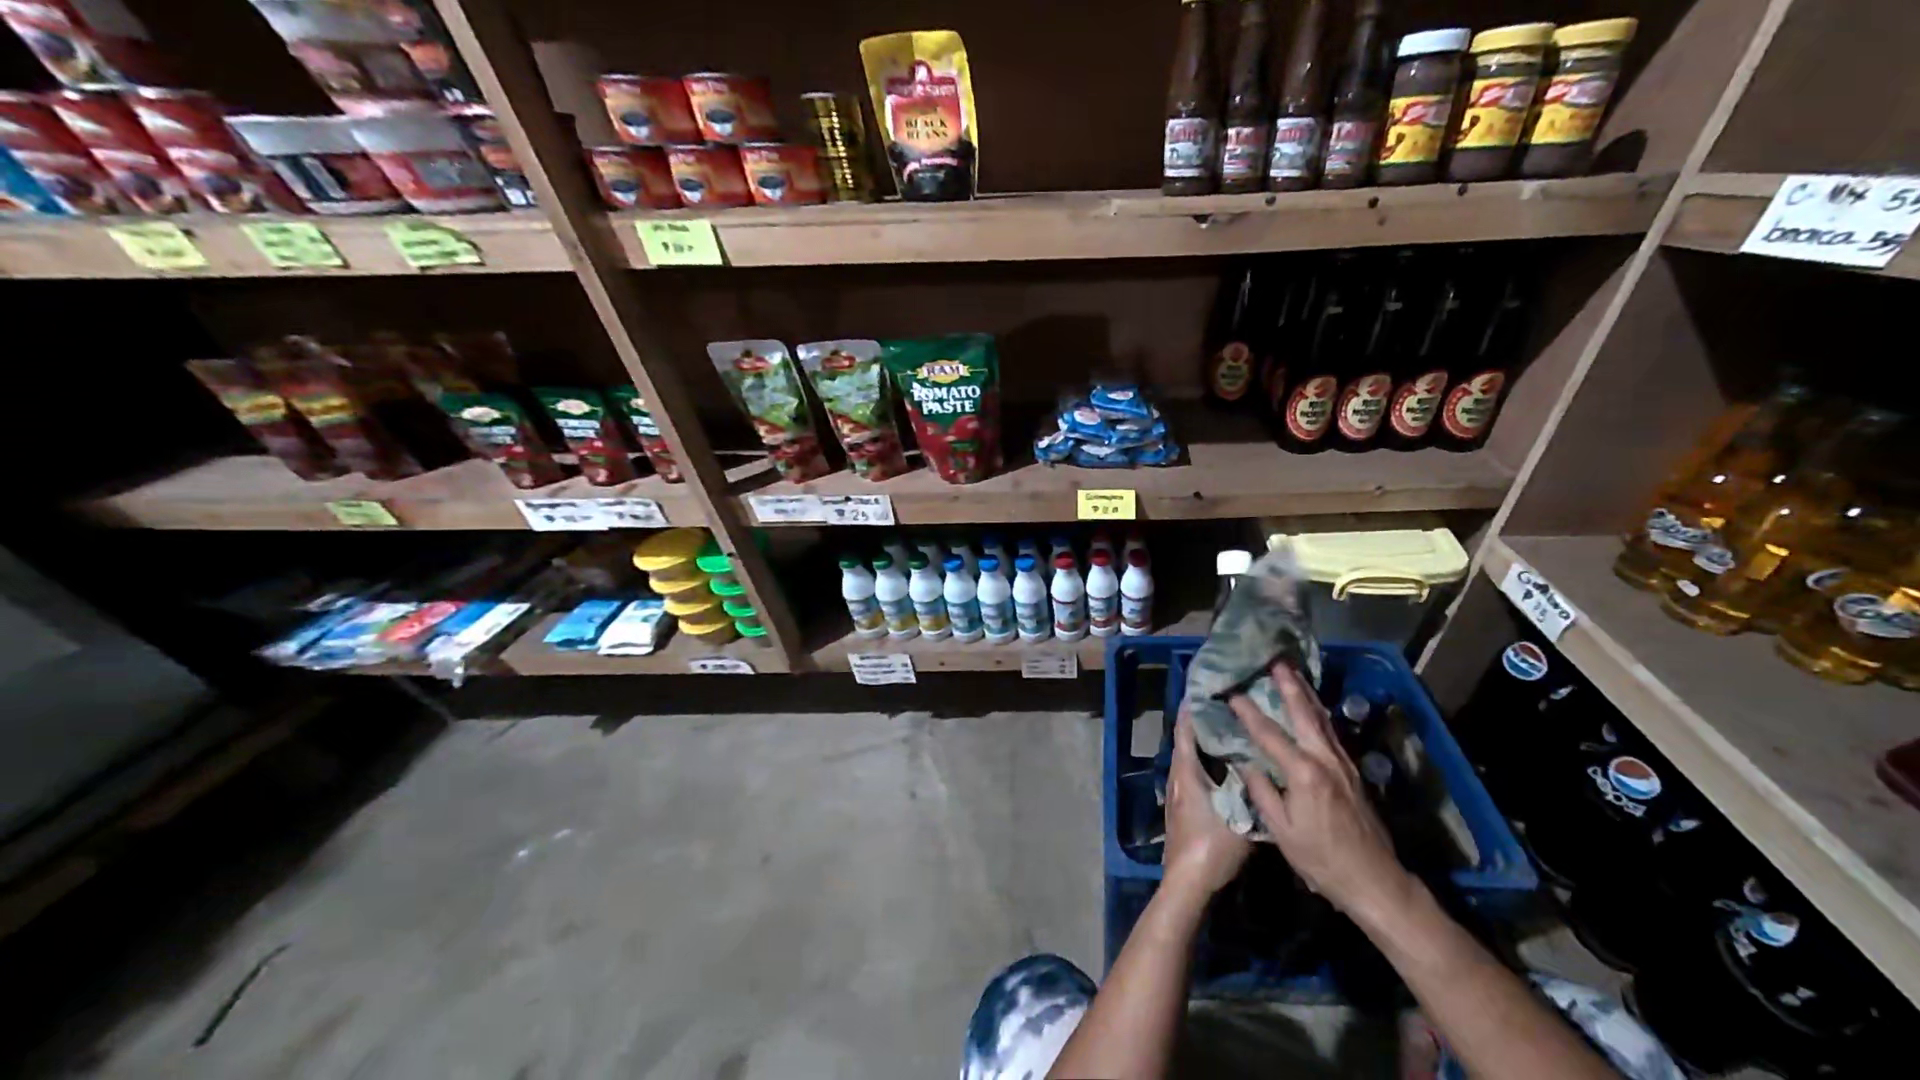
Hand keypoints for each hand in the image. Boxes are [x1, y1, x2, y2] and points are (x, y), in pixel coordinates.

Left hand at [1162, 708, 1252, 901]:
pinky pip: (1192, 772)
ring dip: (1204, 741)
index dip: (1195, 705)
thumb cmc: (1212, 845)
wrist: (1188, 882)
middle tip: (1227, 702)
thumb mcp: (1239, 812)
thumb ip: (1250, 784)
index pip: (1187, 727)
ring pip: (1189, 756)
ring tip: (1230, 727)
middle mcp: (1176, 775)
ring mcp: (1176, 792)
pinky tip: (1224, 765)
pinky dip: (1205, 760)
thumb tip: (1260, 757)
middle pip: (1187, 739)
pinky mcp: (1180, 806)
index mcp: (1186, 770)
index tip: (1208, 685)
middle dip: (1203, 720)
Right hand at [1232, 664, 1413, 922]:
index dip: (1247, 712)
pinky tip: (1313, 710)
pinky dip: (1318, 714)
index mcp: (1304, 773)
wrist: (1375, 880)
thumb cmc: (1321, 859)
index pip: (1269, 734)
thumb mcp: (1281, 830)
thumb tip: (1245, 762)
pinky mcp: (1352, 773)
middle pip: (1304, 714)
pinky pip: (1331, 733)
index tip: (1230, 692)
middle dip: (1289, 686)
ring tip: (1293, 675)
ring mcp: (1343, 765)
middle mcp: (1325, 760)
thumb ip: (1262, 791)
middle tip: (1275, 662)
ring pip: (1322, 720)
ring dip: (1306, 695)